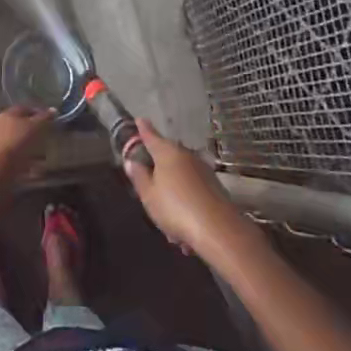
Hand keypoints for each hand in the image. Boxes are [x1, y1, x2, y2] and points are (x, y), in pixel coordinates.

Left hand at [0, 105, 56, 168]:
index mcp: (7, 114)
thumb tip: (53, 110)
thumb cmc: (17, 142)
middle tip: (48, 138)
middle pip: (21, 126)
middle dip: (35, 132)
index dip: (39, 113)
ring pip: (19, 142)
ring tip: (44, 156)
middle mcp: (0, 125)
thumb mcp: (35, 126)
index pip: (25, 109)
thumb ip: (45, 118)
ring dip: (31, 148)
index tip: (51, 121)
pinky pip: (16, 156)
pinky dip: (26, 160)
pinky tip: (35, 167)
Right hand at [123, 118, 250, 257]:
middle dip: (158, 168)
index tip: (140, 120)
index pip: (151, 136)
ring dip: (173, 192)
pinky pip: (192, 190)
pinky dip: (185, 203)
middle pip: (167, 156)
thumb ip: (139, 176)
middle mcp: (187, 156)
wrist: (218, 230)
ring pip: (180, 177)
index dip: (143, 129)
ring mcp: (203, 170)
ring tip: (167, 220)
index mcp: (167, 153)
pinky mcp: (215, 186)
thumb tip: (132, 161)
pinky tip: (183, 228)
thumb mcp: (148, 195)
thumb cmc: (175, 208)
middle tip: (148, 186)